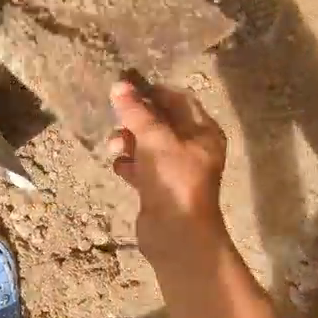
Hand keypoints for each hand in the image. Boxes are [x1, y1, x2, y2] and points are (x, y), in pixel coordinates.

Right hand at [107, 78, 229, 250]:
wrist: (175, 232)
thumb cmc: (173, 178)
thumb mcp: (154, 139)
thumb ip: (136, 112)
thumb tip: (119, 86)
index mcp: (203, 132)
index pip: (179, 100)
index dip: (153, 92)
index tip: (126, 88)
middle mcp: (192, 148)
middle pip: (161, 123)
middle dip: (136, 119)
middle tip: (115, 117)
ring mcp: (175, 170)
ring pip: (148, 146)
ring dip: (128, 142)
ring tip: (113, 146)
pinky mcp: (159, 188)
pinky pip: (141, 168)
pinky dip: (129, 165)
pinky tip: (119, 167)